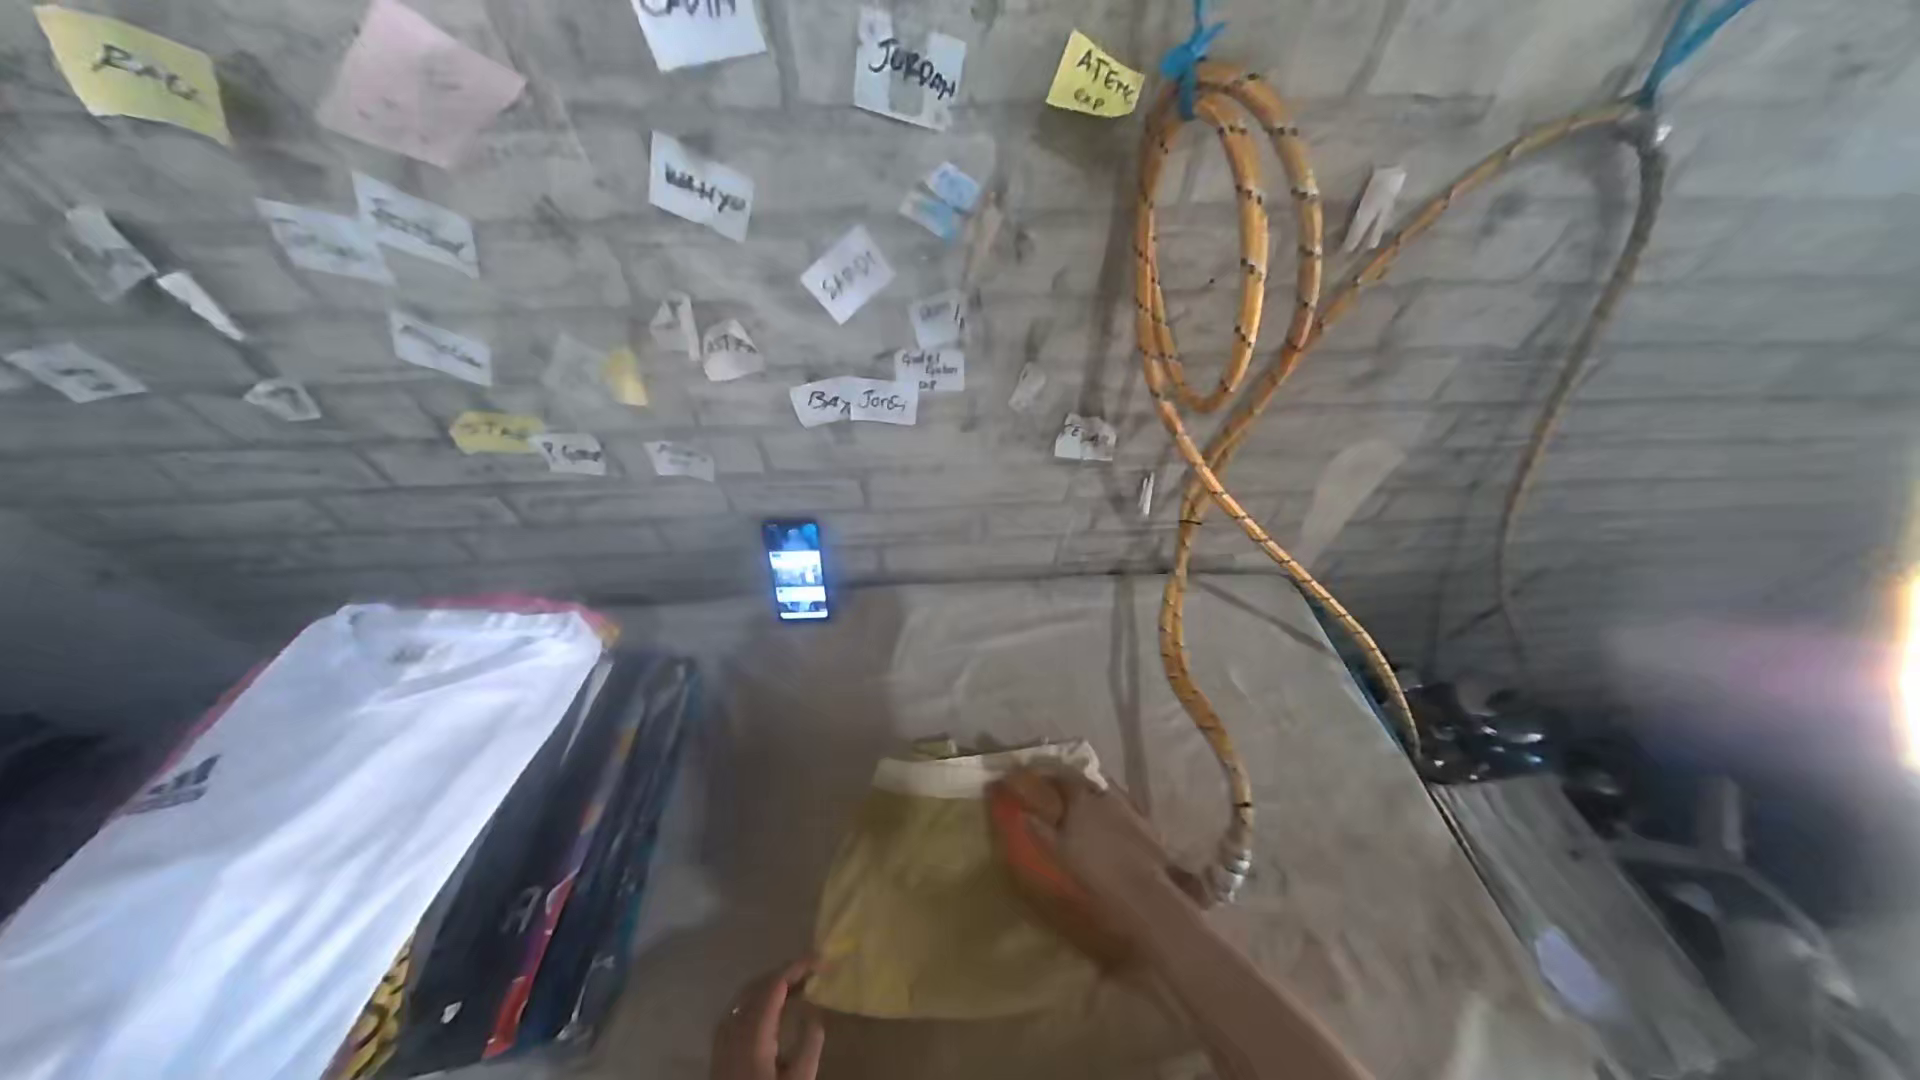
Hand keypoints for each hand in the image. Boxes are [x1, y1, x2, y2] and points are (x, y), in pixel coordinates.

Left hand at [711, 958, 825, 1079]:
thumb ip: (810, 1043)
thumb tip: (813, 1014)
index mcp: (752, 1033)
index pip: (775, 984)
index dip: (799, 966)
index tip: (823, 961)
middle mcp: (733, 1028)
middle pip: (759, 984)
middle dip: (787, 971)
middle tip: (814, 971)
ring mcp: (723, 1038)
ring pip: (747, 994)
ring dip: (773, 983)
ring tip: (799, 985)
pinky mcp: (720, 1050)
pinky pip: (740, 1008)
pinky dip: (760, 997)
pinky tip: (774, 1008)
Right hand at [989, 769, 1201, 963]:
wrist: (1142, 891)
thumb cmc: (1094, 869)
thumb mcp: (1058, 850)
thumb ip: (1040, 828)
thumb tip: (1024, 812)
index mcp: (1080, 796)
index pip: (1061, 775)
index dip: (1047, 774)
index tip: (1035, 775)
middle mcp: (1104, 794)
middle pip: (1084, 779)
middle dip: (1069, 781)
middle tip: (1057, 789)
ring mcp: (1126, 806)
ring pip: (1103, 792)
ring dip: (1090, 794)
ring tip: (1081, 806)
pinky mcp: (1143, 823)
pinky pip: (1120, 806)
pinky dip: (1108, 809)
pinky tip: (1106, 823)